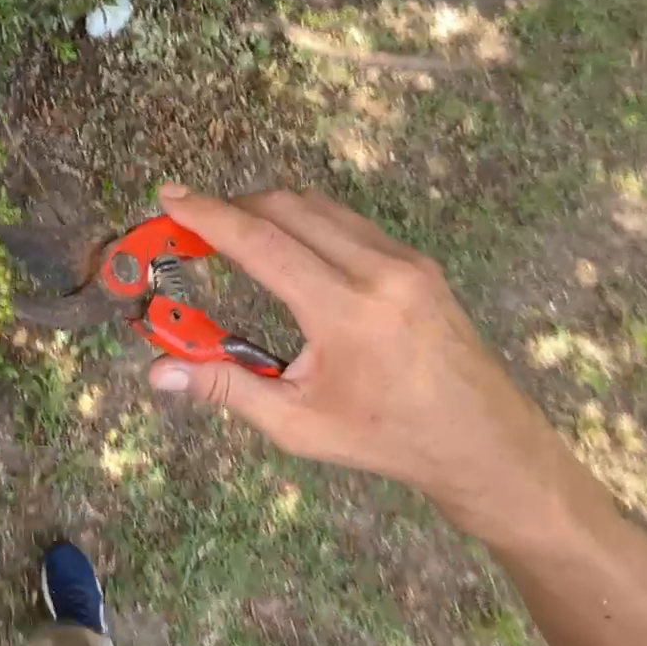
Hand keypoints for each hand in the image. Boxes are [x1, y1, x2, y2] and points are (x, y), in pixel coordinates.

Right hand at [146, 184, 594, 545]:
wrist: (489, 447)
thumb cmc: (385, 440)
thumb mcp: (298, 424)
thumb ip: (224, 387)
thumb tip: (156, 372)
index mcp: (347, 314)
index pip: (261, 243)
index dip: (207, 215)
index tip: (168, 198)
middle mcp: (378, 271)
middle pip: (283, 208)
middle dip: (228, 207)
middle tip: (187, 222)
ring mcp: (404, 260)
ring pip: (313, 205)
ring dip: (262, 209)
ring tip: (227, 232)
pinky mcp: (416, 260)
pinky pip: (341, 218)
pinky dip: (297, 218)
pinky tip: (280, 245)